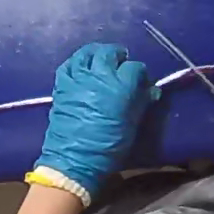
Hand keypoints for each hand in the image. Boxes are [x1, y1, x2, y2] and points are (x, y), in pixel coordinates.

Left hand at [35, 43, 159, 196]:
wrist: (74, 160)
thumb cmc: (109, 147)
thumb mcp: (133, 125)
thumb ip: (141, 103)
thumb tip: (151, 89)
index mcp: (121, 87)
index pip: (135, 68)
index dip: (139, 73)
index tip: (140, 80)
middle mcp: (99, 77)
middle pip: (110, 53)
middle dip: (118, 57)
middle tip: (120, 64)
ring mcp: (78, 79)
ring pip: (87, 53)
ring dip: (96, 54)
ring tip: (101, 60)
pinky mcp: (62, 85)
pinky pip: (69, 65)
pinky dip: (76, 62)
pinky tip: (82, 67)